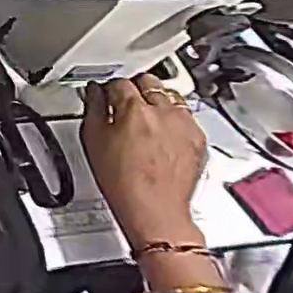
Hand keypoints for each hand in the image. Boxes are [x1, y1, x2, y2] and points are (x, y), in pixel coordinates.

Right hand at [80, 73, 207, 249]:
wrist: (154, 211)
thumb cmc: (123, 182)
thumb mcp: (93, 139)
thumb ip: (93, 107)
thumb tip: (95, 92)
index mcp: (135, 110)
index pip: (119, 82)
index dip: (108, 89)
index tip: (105, 96)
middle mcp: (165, 113)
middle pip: (148, 81)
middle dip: (134, 89)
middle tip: (124, 104)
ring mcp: (186, 126)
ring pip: (170, 95)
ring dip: (156, 101)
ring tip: (145, 118)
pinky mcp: (199, 139)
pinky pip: (186, 116)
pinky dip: (173, 119)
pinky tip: (161, 132)